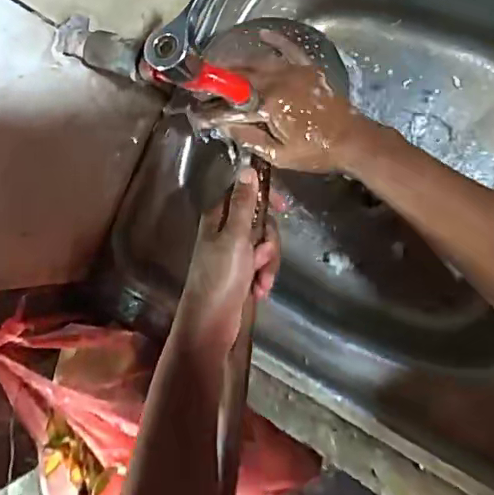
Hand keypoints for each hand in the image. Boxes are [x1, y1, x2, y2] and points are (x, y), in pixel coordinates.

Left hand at [175, 166, 279, 350]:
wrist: (209, 326)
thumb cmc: (220, 278)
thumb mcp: (235, 237)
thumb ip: (243, 204)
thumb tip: (248, 168)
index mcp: (218, 218)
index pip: (245, 193)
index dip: (265, 198)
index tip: (284, 206)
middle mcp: (224, 232)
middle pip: (259, 221)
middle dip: (269, 241)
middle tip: (264, 256)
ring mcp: (232, 254)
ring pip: (263, 245)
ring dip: (268, 263)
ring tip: (261, 283)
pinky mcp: (239, 273)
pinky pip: (260, 265)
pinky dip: (263, 276)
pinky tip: (260, 291)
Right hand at [195, 30, 378, 173]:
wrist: (351, 140)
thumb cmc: (315, 151)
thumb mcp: (278, 154)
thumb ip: (249, 137)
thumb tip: (224, 124)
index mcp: (269, 103)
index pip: (231, 97)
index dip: (211, 97)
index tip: (196, 100)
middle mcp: (279, 80)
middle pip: (241, 74)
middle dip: (220, 78)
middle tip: (205, 83)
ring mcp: (294, 71)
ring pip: (260, 60)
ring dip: (239, 61)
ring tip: (222, 65)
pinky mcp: (308, 69)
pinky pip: (289, 48)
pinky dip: (275, 40)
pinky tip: (262, 35)